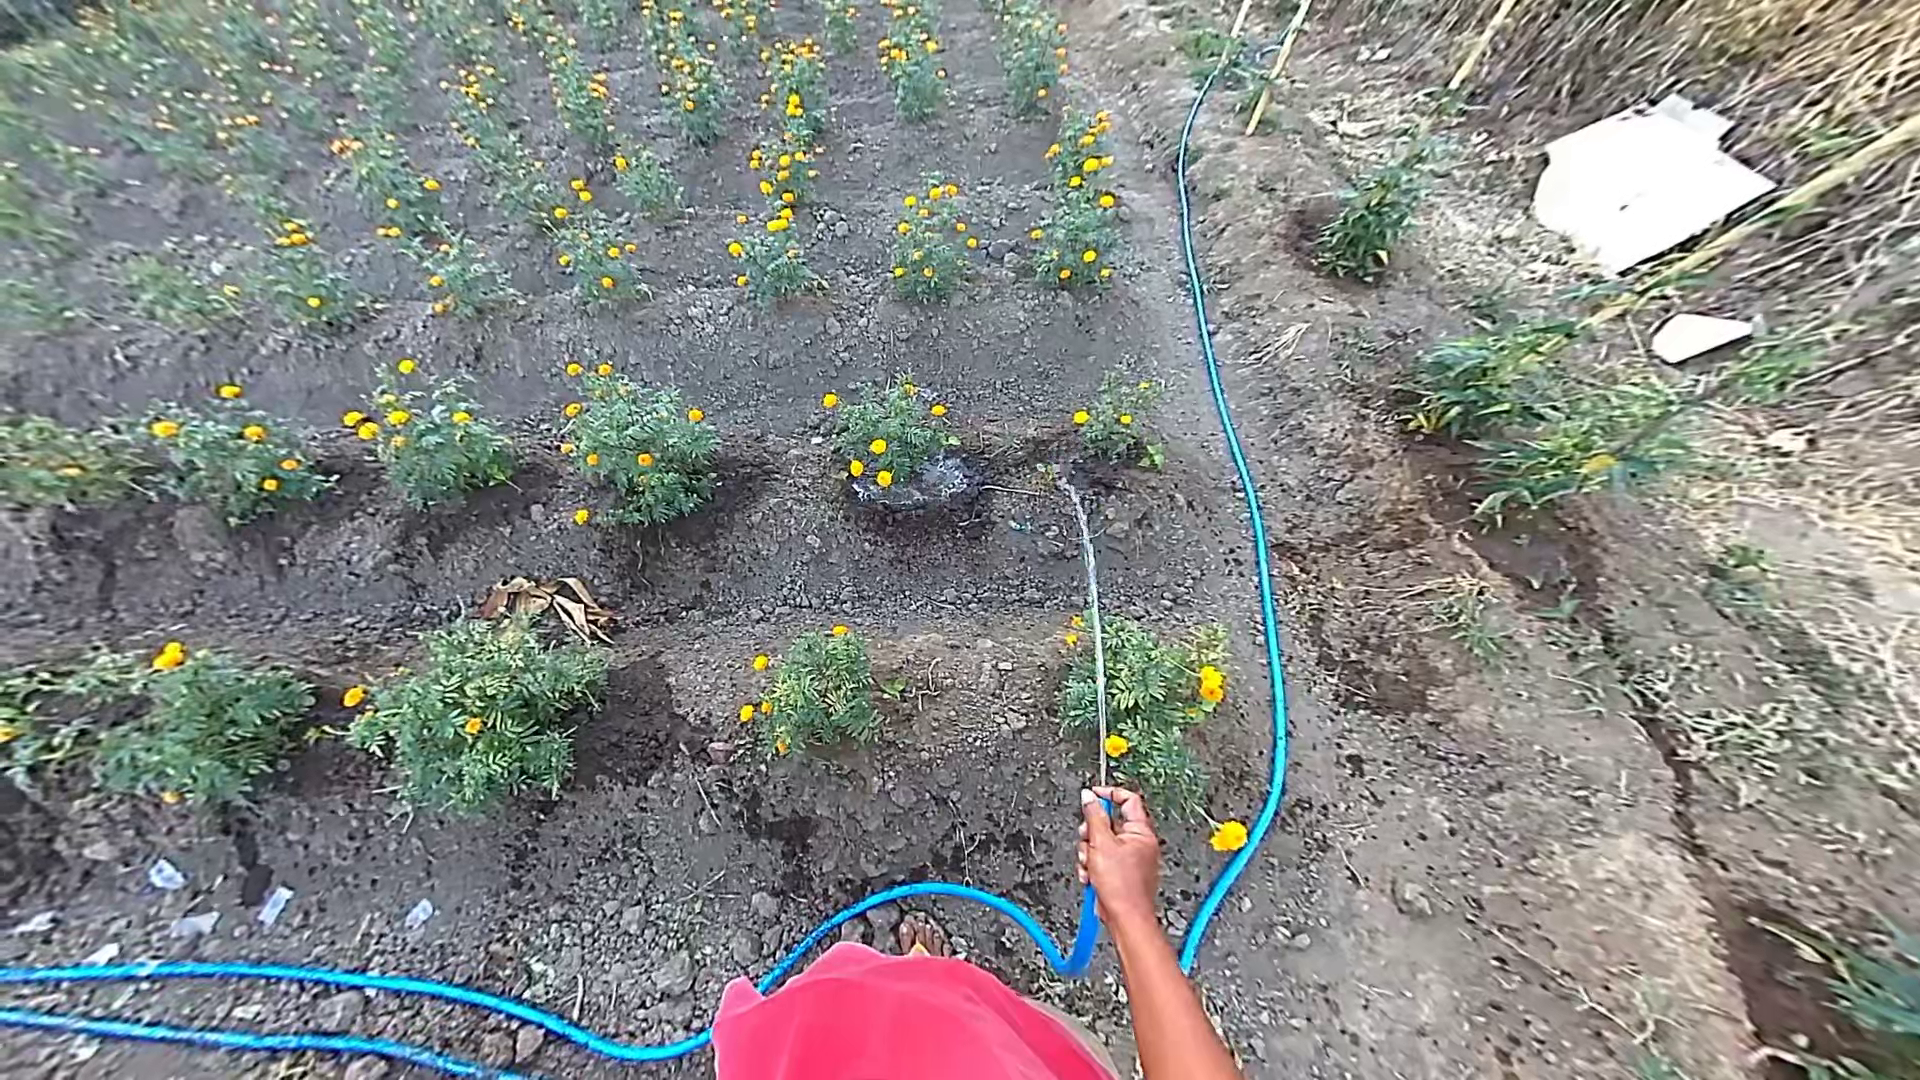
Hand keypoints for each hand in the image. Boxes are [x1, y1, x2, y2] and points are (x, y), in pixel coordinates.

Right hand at [1078, 786, 1161, 929]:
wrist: (1125, 919)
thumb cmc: (1121, 886)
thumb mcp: (1101, 843)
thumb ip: (1094, 816)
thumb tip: (1089, 795)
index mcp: (1140, 832)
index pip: (1127, 799)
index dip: (1108, 793)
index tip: (1092, 795)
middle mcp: (1138, 843)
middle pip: (1109, 822)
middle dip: (1092, 831)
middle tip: (1088, 839)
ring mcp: (1130, 858)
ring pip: (1101, 841)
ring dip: (1089, 851)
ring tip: (1090, 864)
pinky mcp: (1121, 871)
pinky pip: (1101, 857)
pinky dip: (1093, 864)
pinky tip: (1091, 875)